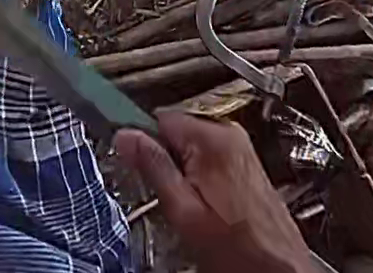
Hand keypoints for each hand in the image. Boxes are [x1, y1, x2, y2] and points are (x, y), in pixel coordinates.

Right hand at [113, 112, 316, 272]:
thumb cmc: (239, 253)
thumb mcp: (184, 212)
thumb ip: (153, 167)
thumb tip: (125, 136)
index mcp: (211, 137)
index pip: (157, 118)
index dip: (144, 143)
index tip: (136, 166)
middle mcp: (229, 134)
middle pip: (176, 132)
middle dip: (166, 160)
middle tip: (169, 198)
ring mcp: (241, 149)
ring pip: (191, 147)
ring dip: (183, 171)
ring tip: (190, 207)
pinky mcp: (247, 165)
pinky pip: (209, 157)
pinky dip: (201, 177)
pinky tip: (208, 208)